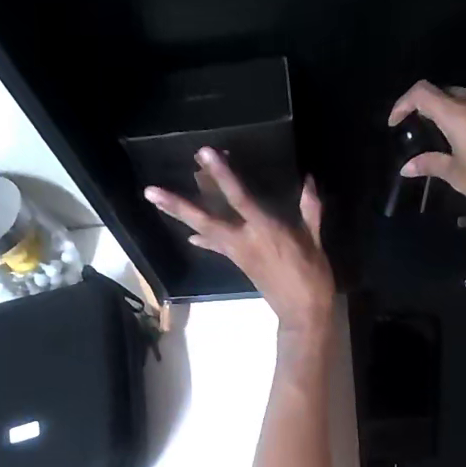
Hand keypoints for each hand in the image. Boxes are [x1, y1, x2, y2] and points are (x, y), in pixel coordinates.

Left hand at [145, 148, 334, 332]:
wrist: (302, 312)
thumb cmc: (313, 276)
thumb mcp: (315, 241)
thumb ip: (310, 209)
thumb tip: (309, 180)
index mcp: (265, 231)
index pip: (239, 198)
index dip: (222, 175)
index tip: (205, 154)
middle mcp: (244, 240)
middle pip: (204, 220)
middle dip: (178, 205)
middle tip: (150, 191)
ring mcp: (237, 253)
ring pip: (204, 230)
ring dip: (180, 216)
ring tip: (156, 201)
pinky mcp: (238, 262)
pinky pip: (216, 246)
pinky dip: (203, 238)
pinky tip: (189, 236)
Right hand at [388, 81, 465, 220]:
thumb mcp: (459, 177)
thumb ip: (432, 165)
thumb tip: (408, 167)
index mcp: (460, 113)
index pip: (423, 92)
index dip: (403, 103)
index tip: (396, 123)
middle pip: (445, 92)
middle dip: (427, 108)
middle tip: (419, 131)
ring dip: (450, 112)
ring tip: (444, 138)